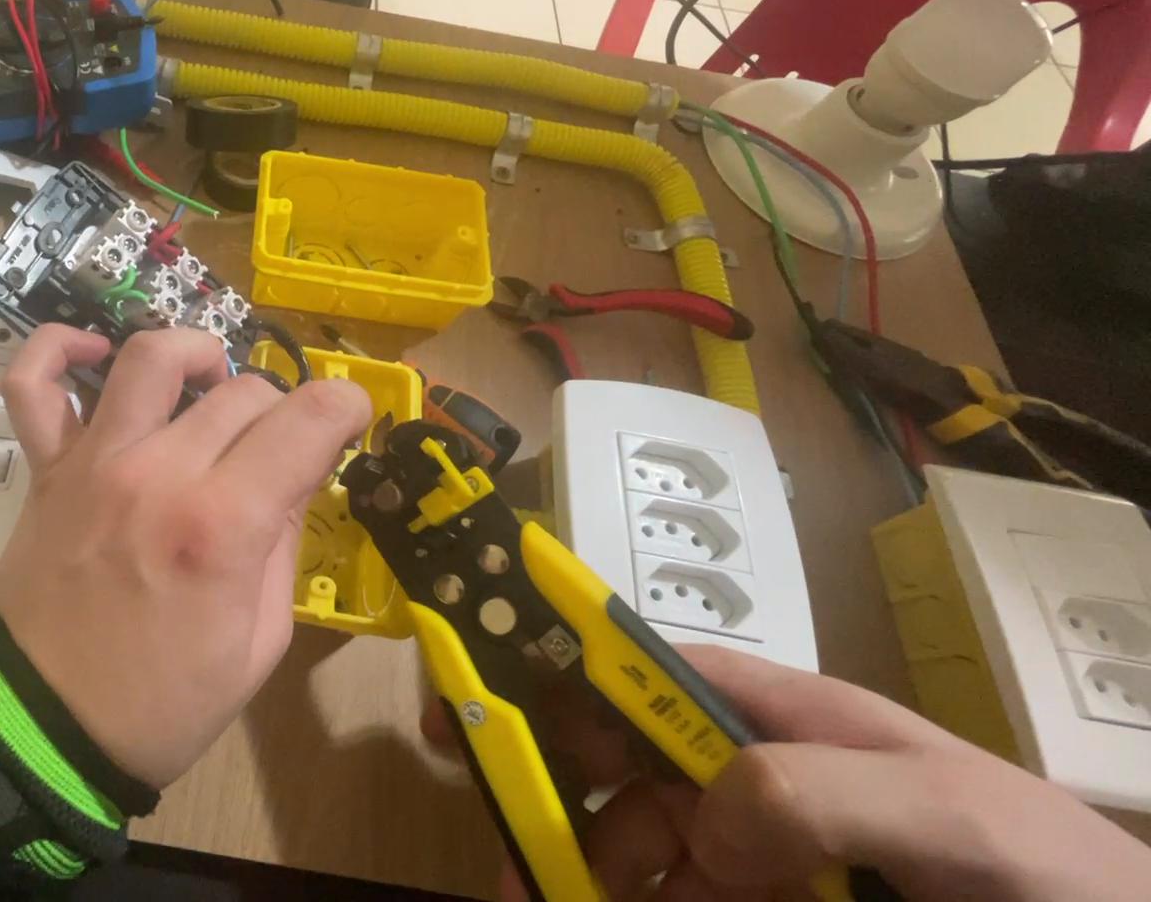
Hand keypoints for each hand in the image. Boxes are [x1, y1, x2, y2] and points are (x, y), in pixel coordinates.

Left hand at [0, 326, 371, 789]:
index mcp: (222, 527)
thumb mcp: (261, 638)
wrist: (52, 727)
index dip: (345, 405)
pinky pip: (30, 385)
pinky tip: (94, 352)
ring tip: (209, 381)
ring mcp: (94, 464)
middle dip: (280, 408)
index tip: (349, 416)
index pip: (306, 420)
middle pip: (241, 391)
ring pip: (151, 358)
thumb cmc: (168, 698)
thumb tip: (296, 467)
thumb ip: (282, 538)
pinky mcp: (46, 469)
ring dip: (197, 354)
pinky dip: (56, 349)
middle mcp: (159, 474)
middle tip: (277, 446)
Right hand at [456, 646, 1150, 900]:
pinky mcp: (754, 901)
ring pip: (629, 834)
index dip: (558, 666)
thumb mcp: (952, 815)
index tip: (489, 696)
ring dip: (571, 859)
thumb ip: (813, 788)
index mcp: (769, 712)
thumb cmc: (1055, 881)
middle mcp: (742, 767)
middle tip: (499, 828)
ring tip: (529, 890)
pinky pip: (667, 890)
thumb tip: (702, 826)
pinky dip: (617, 897)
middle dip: (546, 779)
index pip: (640, 668)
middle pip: (614, 755)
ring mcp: (750, 845)